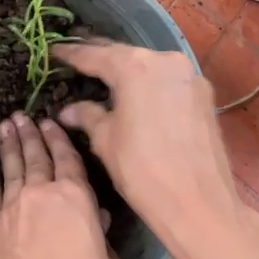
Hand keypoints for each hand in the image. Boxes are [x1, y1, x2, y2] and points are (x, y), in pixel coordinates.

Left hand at [0, 112, 125, 258]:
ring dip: (8, 147)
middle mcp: (42, 195)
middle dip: (30, 134)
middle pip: (36, 157)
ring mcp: (12, 210)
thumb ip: (103, 243)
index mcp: (77, 199)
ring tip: (5, 127)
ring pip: (11, 169)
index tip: (50, 121)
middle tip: (22, 115)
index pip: (68, 159)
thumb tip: (97, 223)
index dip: (59, 139)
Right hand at [53, 41, 244, 235]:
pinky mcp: (204, 96)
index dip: (71, 54)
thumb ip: (86, 115)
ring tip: (103, 77)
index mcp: (135, 66)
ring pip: (149, 67)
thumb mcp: (106, 141)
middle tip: (75, 60)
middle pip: (125, 56)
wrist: (200, 207)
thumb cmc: (143, 171)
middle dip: (100, 59)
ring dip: (127, 72)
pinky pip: (167, 82)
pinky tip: (136, 96)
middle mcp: (166, 61)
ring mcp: (189, 77)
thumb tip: (68, 110)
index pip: (95, 55)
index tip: (54, 51)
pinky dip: (149, 85)